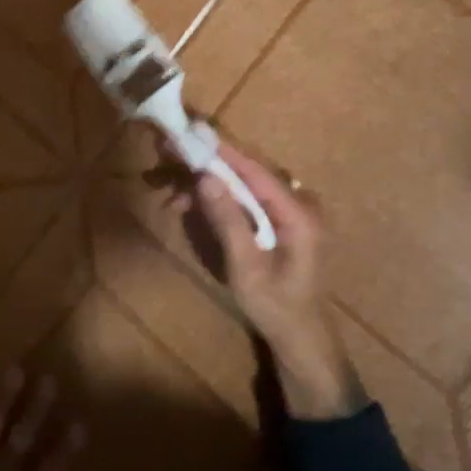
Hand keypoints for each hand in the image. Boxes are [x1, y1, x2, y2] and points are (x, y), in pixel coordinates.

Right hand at [172, 133, 364, 420]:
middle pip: (248, 172)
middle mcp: (299, 203)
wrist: (301, 338)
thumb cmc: (275, 307)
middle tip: (169, 158)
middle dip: (206, 166)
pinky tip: (191, 204)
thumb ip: (228, 220)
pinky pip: (247, 197)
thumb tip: (206, 177)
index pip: (256, 170)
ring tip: (172, 194)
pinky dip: (219, 197)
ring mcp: (291, 210)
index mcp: (298, 213)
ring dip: (208, 184)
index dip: (222, 150)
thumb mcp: (247, 269)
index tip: (191, 132)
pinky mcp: (281, 218)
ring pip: (244, 183)